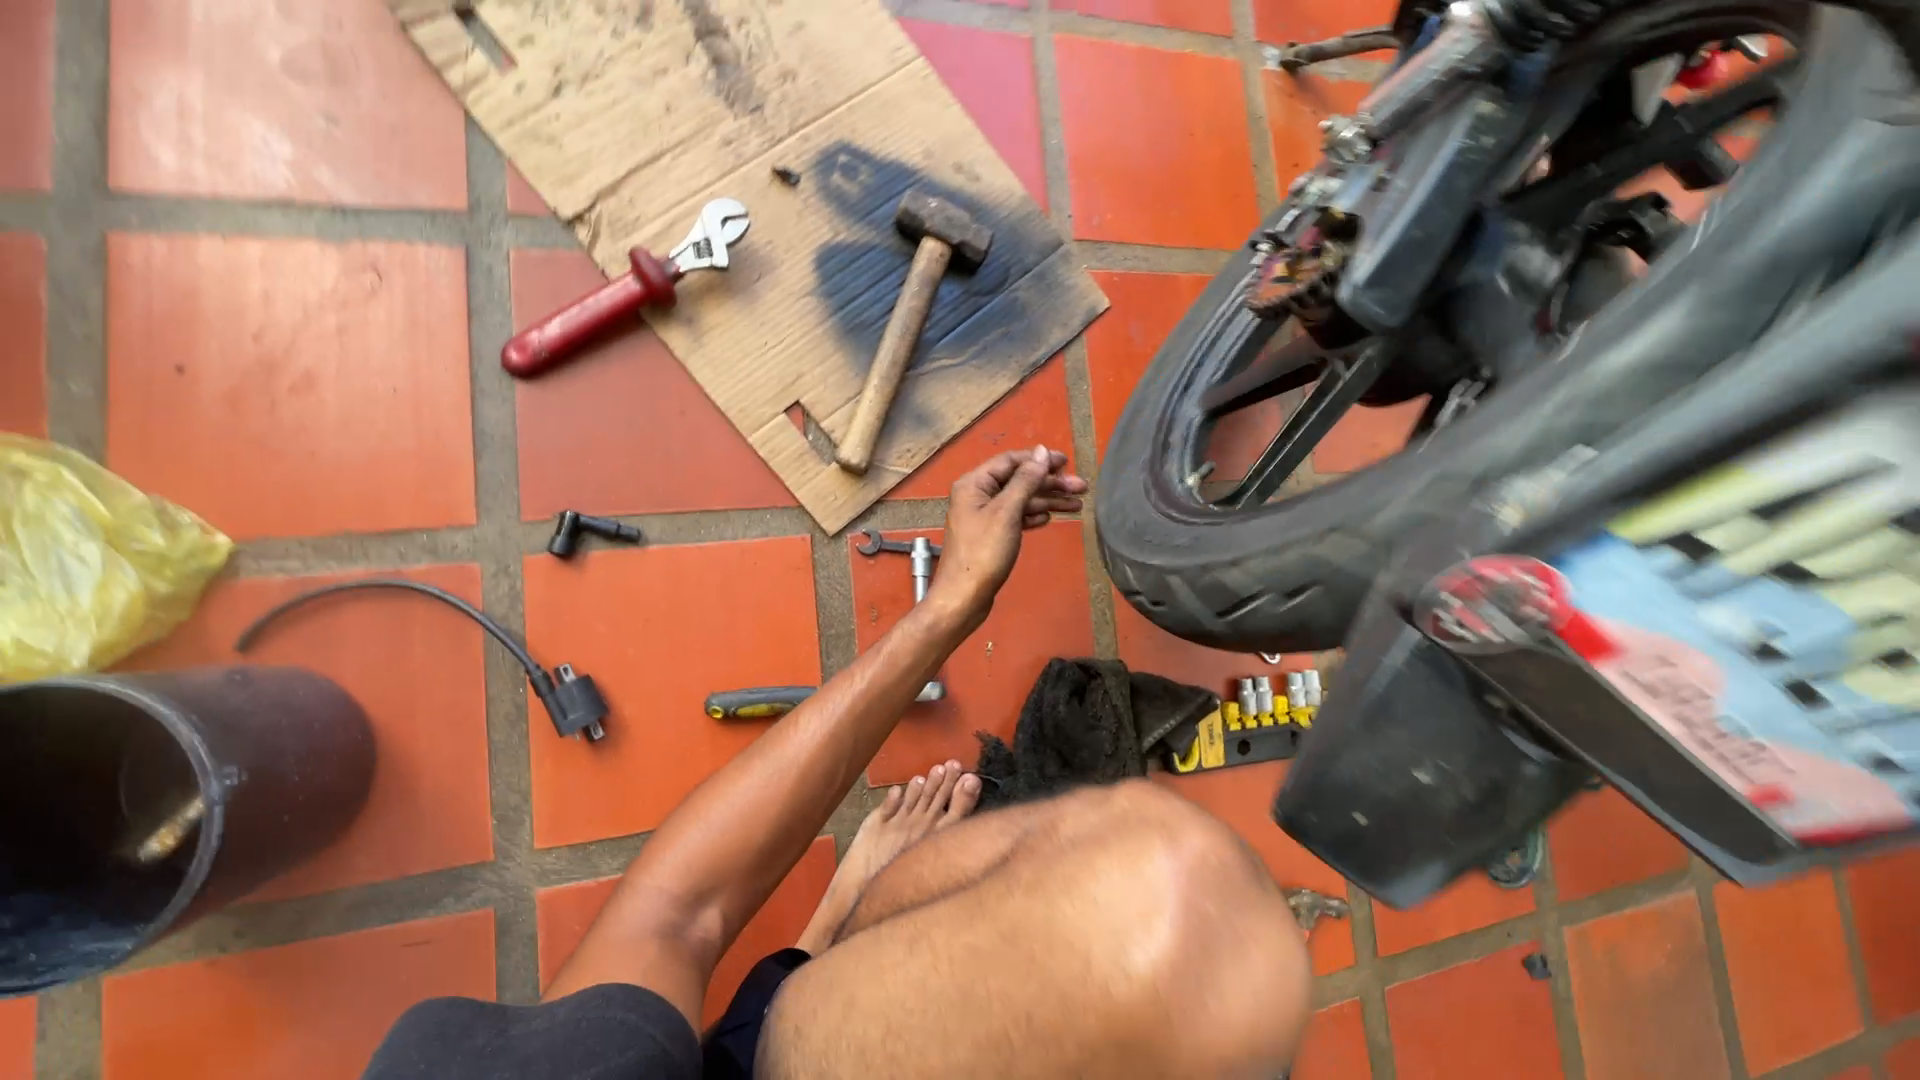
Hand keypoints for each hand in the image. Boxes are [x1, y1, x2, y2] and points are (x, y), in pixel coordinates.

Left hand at [927, 445, 1087, 626]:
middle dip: (1050, 483)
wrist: (964, 596)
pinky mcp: (990, 535)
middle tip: (1082, 488)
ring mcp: (983, 516)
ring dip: (1047, 501)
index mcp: (974, 483)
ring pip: (1020, 500)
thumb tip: (1040, 452)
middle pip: (1018, 480)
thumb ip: (1025, 480)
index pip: (1011, 461)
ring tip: (1077, 505)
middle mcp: (977, 495)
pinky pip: (1015, 517)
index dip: (1040, 460)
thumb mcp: (1007, 512)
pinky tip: (1049, 519)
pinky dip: (1033, 516)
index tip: (1067, 463)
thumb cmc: (983, 552)